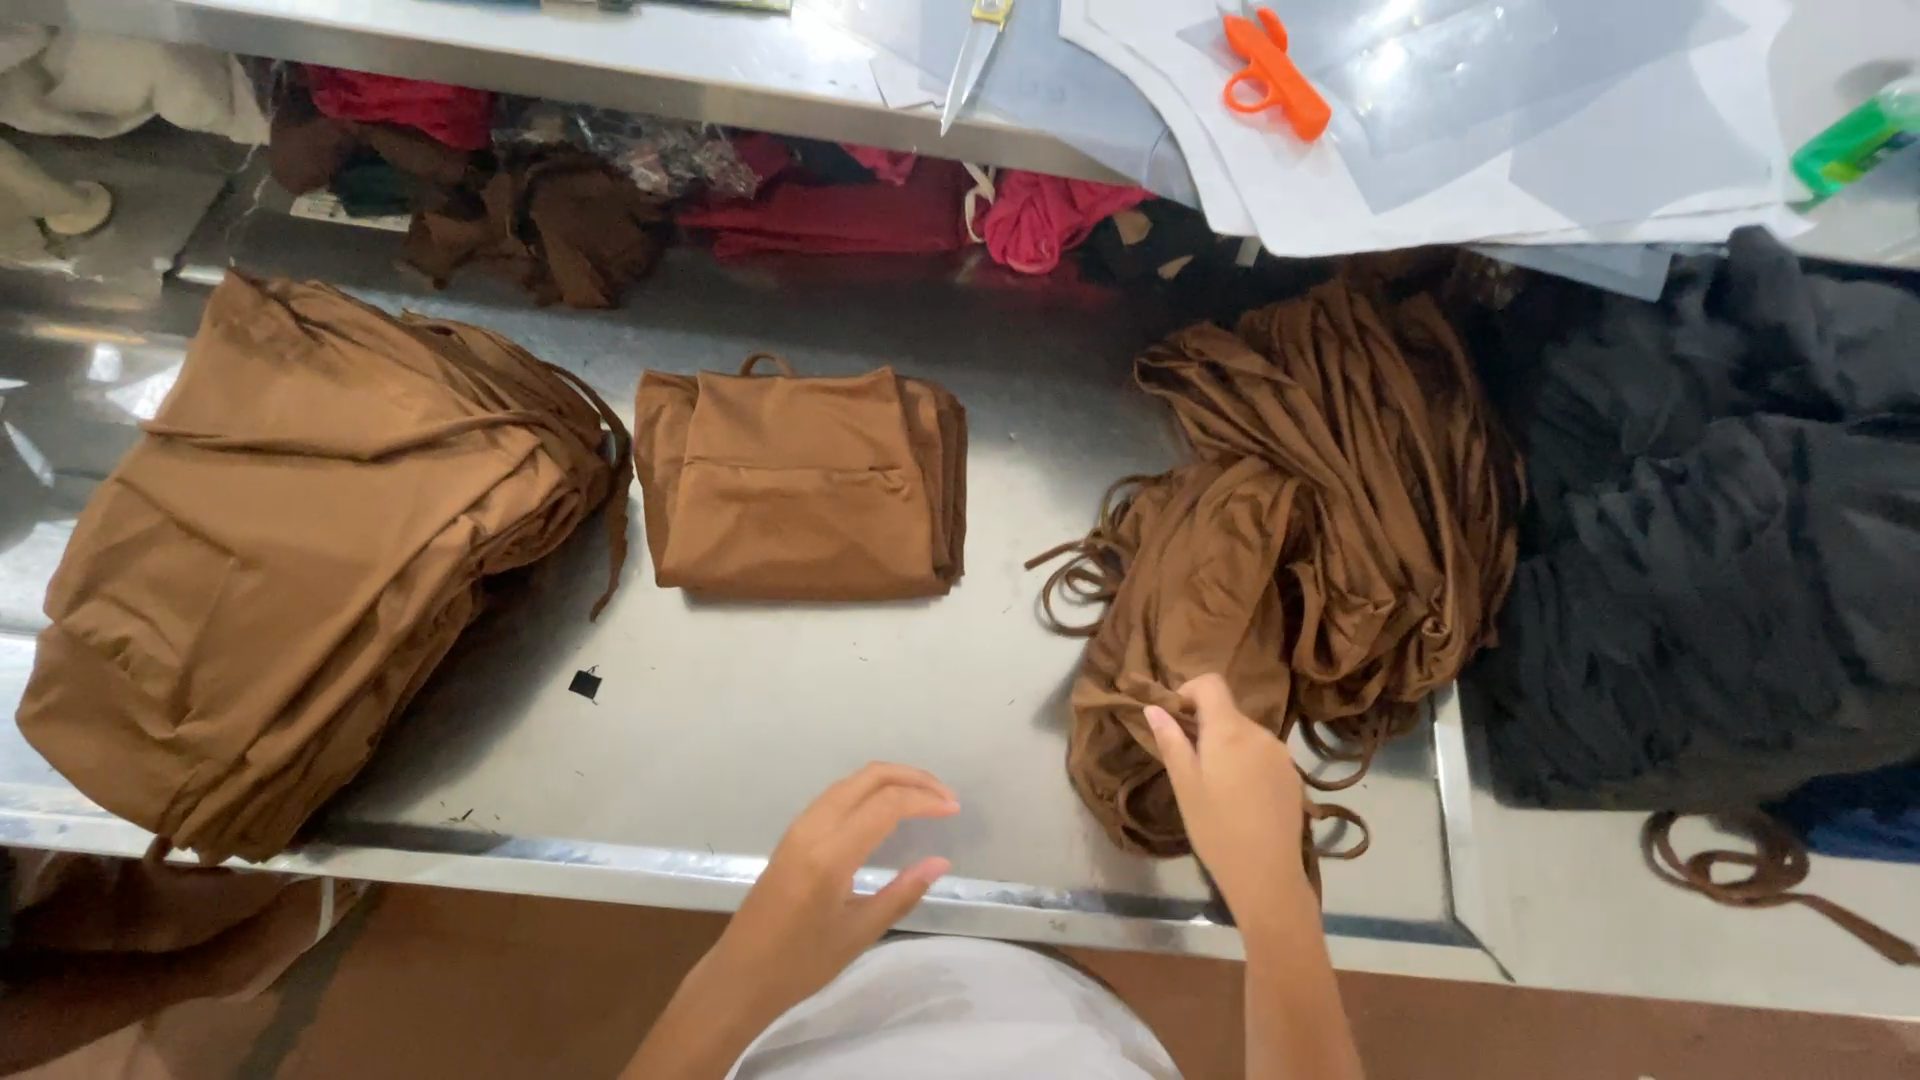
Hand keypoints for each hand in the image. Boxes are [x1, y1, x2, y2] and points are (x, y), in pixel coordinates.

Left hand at [703, 763, 957, 1016]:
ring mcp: (799, 826)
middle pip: (869, 777)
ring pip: (852, 781)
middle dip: (912, 778)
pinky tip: (888, 809)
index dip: (925, 800)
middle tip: (945, 796)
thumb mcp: (859, 933)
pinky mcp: (794, 832)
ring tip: (924, 799)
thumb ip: (903, 892)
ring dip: (891, 780)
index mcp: (830, 855)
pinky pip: (838, 794)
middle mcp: (813, 828)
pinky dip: (870, 789)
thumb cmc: (800, 964)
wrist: (739, 976)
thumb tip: (941, 862)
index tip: (954, 810)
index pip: (886, 805)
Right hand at [1144, 674, 1309, 920]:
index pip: (1211, 683)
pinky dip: (1247, 762)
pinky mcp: (1293, 775)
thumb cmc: (1215, 829)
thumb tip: (1153, 707)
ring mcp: (1281, 754)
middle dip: (1206, 725)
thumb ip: (1171, 740)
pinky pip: (1262, 753)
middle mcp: (1260, 733)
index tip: (1176, 719)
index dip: (1189, 691)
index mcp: (1229, 731)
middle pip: (1228, 711)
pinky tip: (1241, 798)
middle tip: (1189, 762)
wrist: (1267, 876)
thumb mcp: (1184, 785)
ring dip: (1227, 745)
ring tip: (1216, 785)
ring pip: (1245, 734)